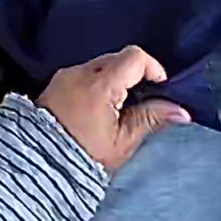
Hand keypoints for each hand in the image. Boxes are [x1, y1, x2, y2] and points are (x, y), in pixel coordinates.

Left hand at [37, 46, 190, 170]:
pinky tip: (98, 107)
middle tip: (139, 101)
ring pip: (100, 64)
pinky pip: (84, 72)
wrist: (39, 163)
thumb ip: (150, 119)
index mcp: (100, 83)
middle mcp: (81, 71)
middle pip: (117, 58)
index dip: (152, 68)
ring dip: (114, 78)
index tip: (160, 87)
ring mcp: (66, 74)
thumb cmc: (85, 155)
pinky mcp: (56, 81)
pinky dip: (97, 82)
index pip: (134, 56)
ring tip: (118, 108)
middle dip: (133, 74)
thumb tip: (181, 111)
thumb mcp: (122, 141)